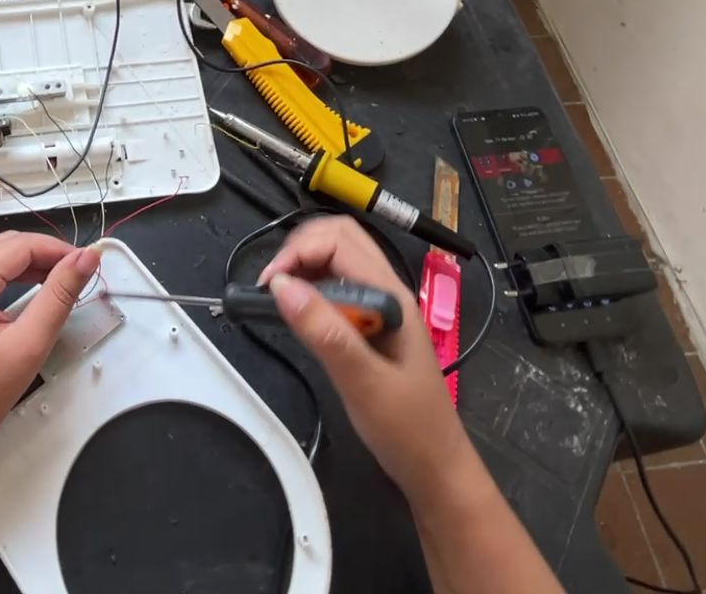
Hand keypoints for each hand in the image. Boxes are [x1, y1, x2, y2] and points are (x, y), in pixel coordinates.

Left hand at [0, 232, 99, 479]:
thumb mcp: (29, 343)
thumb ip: (60, 293)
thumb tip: (88, 256)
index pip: (18, 246)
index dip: (57, 249)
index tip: (88, 262)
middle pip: (4, 244)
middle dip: (43, 253)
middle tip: (76, 273)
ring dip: (26, 260)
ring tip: (58, 278)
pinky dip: (6, 271)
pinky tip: (29, 284)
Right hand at [257, 217, 457, 492]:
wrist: (437, 468)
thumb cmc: (407, 427)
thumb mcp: (362, 382)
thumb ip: (325, 332)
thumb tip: (281, 286)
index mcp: (389, 295)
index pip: (339, 241)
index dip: (298, 251)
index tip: (269, 285)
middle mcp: (385, 290)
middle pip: (340, 237)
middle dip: (299, 248)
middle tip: (271, 285)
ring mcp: (379, 304)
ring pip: (337, 256)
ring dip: (303, 263)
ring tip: (277, 296)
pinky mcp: (369, 321)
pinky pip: (337, 284)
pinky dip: (310, 285)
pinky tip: (297, 311)